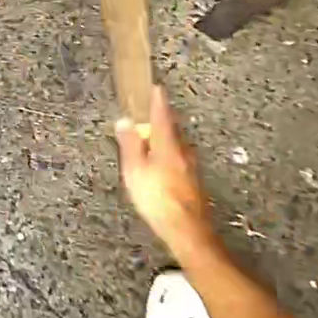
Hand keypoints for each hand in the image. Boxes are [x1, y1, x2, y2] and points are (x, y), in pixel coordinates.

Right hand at [115, 85, 219, 259]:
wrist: (187, 230)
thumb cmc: (158, 199)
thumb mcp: (134, 169)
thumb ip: (130, 144)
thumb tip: (124, 121)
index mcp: (167, 145)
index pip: (162, 115)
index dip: (157, 101)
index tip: (156, 88)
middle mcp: (183, 152)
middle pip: (171, 129)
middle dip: (160, 119)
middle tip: (150, 112)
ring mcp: (190, 167)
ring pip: (176, 144)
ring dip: (164, 138)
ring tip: (151, 138)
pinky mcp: (192, 181)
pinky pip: (178, 158)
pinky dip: (168, 153)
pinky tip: (160, 164)